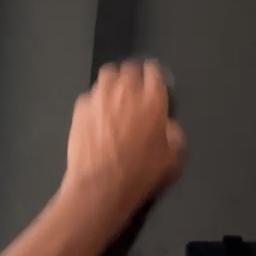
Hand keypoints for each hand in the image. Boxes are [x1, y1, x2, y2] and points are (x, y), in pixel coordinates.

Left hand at [57, 61, 185, 229]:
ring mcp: (100, 96)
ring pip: (108, 74)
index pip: (154, 71)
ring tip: (115, 97)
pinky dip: (96, 101)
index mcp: (153, 99)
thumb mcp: (173, 158)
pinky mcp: (80, 107)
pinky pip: (90, 95)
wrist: (100, 187)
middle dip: (134, 77)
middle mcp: (126, 90)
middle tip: (135, 93)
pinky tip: (97, 116)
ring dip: (114, 82)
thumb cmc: (140, 173)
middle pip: (130, 68)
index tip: (154, 86)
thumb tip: (168, 125)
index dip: (154, 77)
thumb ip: (174, 133)